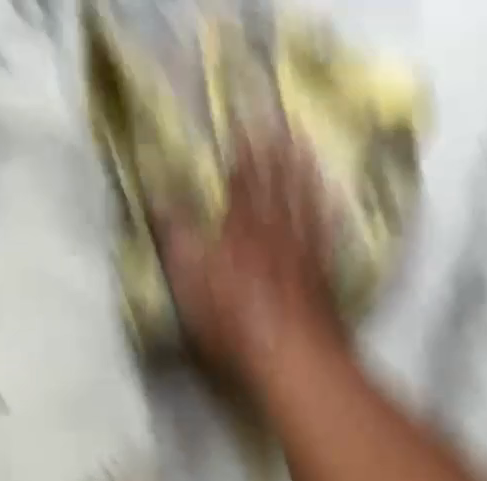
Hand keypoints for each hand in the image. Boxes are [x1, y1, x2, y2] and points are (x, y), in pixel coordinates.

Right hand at [156, 131, 347, 381]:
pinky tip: (330, 201)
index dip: (243, 148)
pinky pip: (325, 233)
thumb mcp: (192, 285)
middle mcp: (275, 234)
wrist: (293, 358)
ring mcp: (302, 253)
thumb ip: (176, 238)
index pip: (241, 180)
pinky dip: (326, 212)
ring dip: (303, 171)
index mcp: (240, 233)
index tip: (244, 116)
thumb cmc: (235, 326)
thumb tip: (156, 197)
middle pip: (277, 184)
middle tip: (280, 116)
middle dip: (276, 148)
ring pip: (304, 201)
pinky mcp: (321, 276)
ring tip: (305, 144)